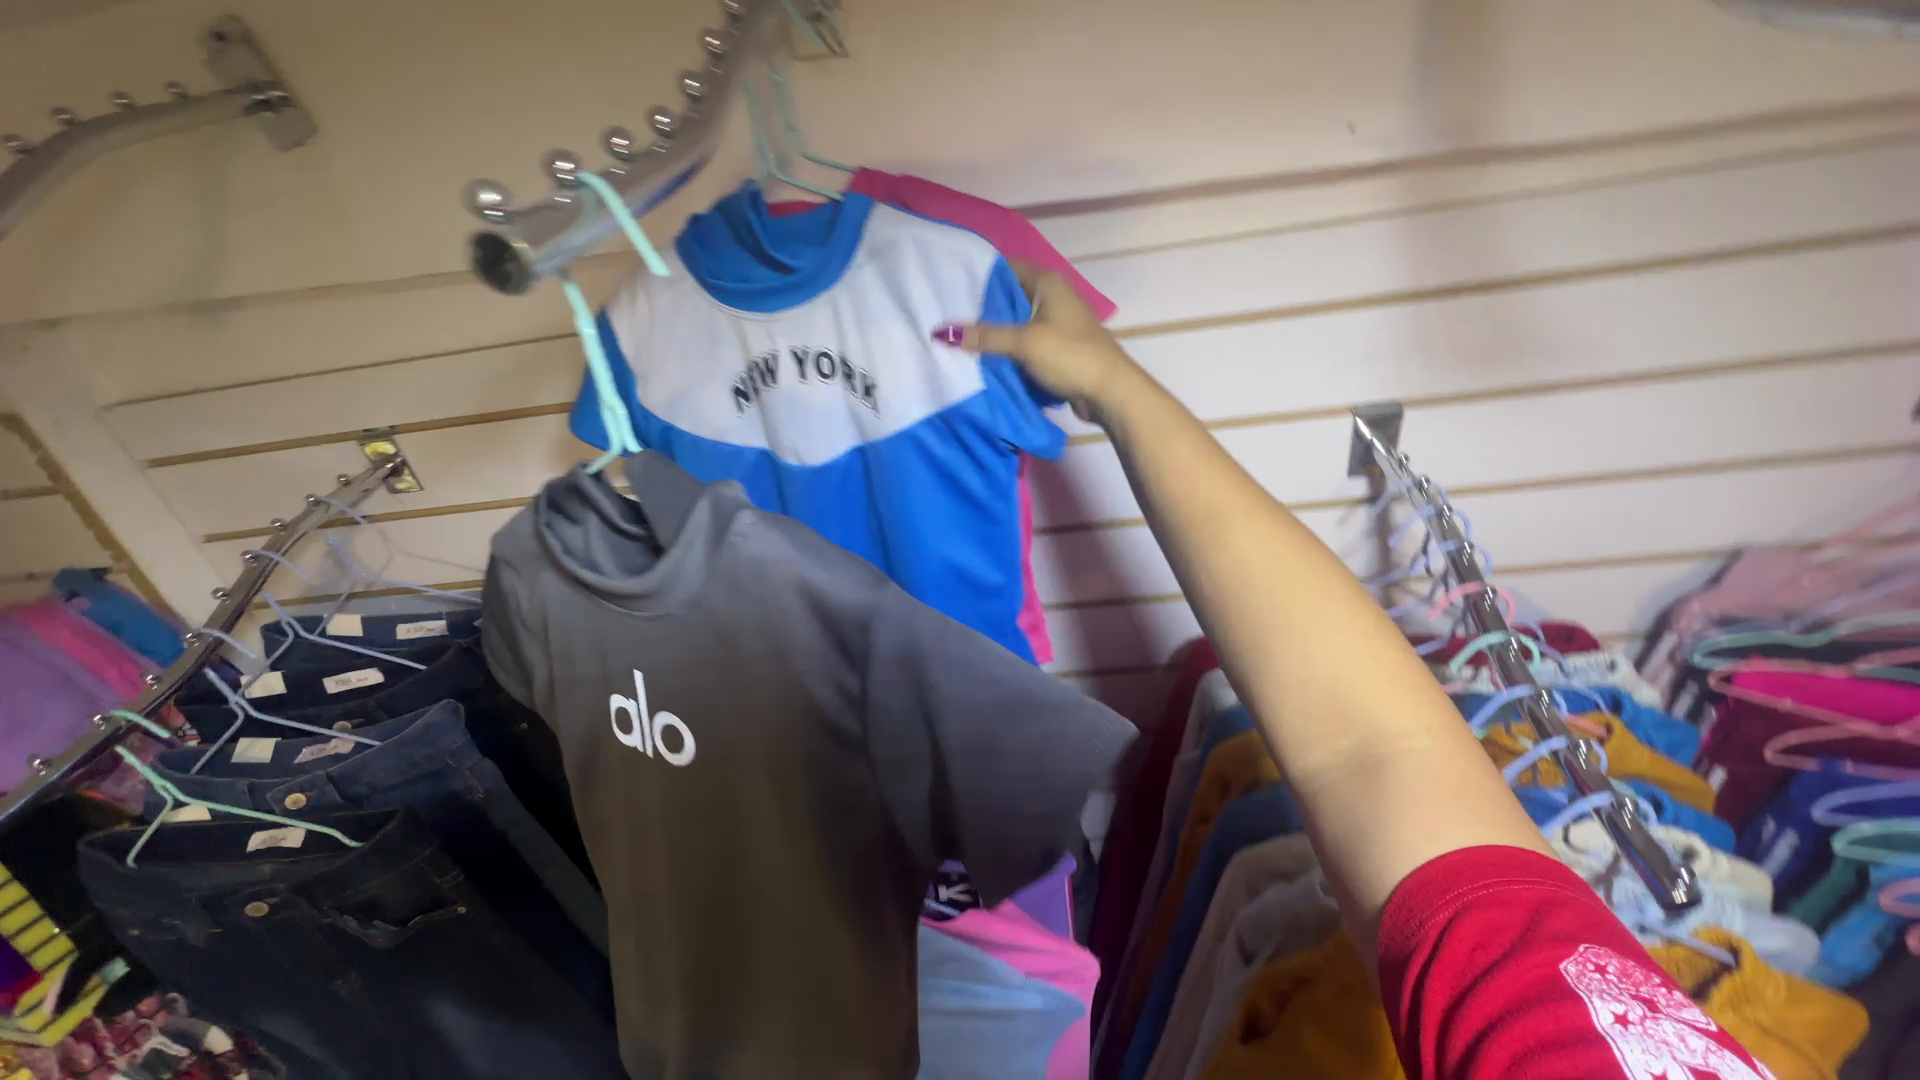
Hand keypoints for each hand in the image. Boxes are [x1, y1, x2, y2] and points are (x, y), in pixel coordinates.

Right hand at [934, 261, 1145, 421]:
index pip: (1005, 267)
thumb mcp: (1024, 343)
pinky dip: (1007, 349)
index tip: (948, 284)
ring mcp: (1055, 323)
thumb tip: (940, 333)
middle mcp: (1052, 297)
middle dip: (980, 307)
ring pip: (1015, 322)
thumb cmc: (1070, 355)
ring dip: (993, 332)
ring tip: (956, 336)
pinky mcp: (1056, 348)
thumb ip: (984, 337)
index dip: (977, 274)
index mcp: (1047, 282)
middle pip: (1008, 297)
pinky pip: (1024, 343)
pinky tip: (982, 357)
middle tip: (945, 314)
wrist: (1109, 392)